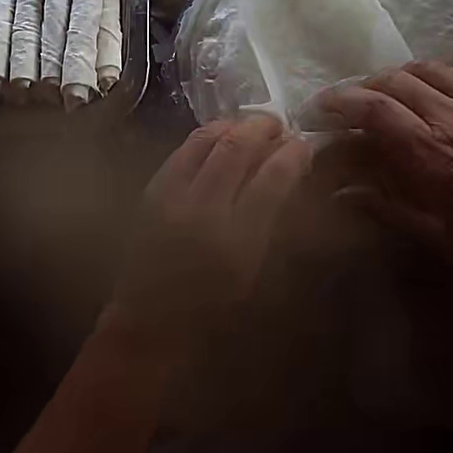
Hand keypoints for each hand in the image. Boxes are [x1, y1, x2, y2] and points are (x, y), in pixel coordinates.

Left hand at [111, 115, 312, 344]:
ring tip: (250, 125)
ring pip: (203, 141)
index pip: (272, 180)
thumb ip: (276, 231)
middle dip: (262, 129)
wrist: (148, 326)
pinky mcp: (149, 194)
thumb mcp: (257, 280)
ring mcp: (170, 198)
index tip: (304, 146)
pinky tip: (216, 137)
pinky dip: (201, 138)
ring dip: (231, 126)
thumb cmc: (213, 318)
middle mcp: (202, 211)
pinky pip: (178, 153)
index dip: (293, 155)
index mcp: (238, 242)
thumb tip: (292, 185)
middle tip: (280, 126)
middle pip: (235, 149)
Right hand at [308, 61, 452, 305]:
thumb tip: (341, 193)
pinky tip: (423, 92)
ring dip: (391, 77)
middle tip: (343, 107)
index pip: (373, 108)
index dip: (338, 101)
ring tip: (378, 95)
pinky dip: (428, 74)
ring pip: (423, 69)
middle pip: (392, 80)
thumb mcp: (440, 237)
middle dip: (358, 87)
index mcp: (432, 153)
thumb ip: (386, 207)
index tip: (318, 110)